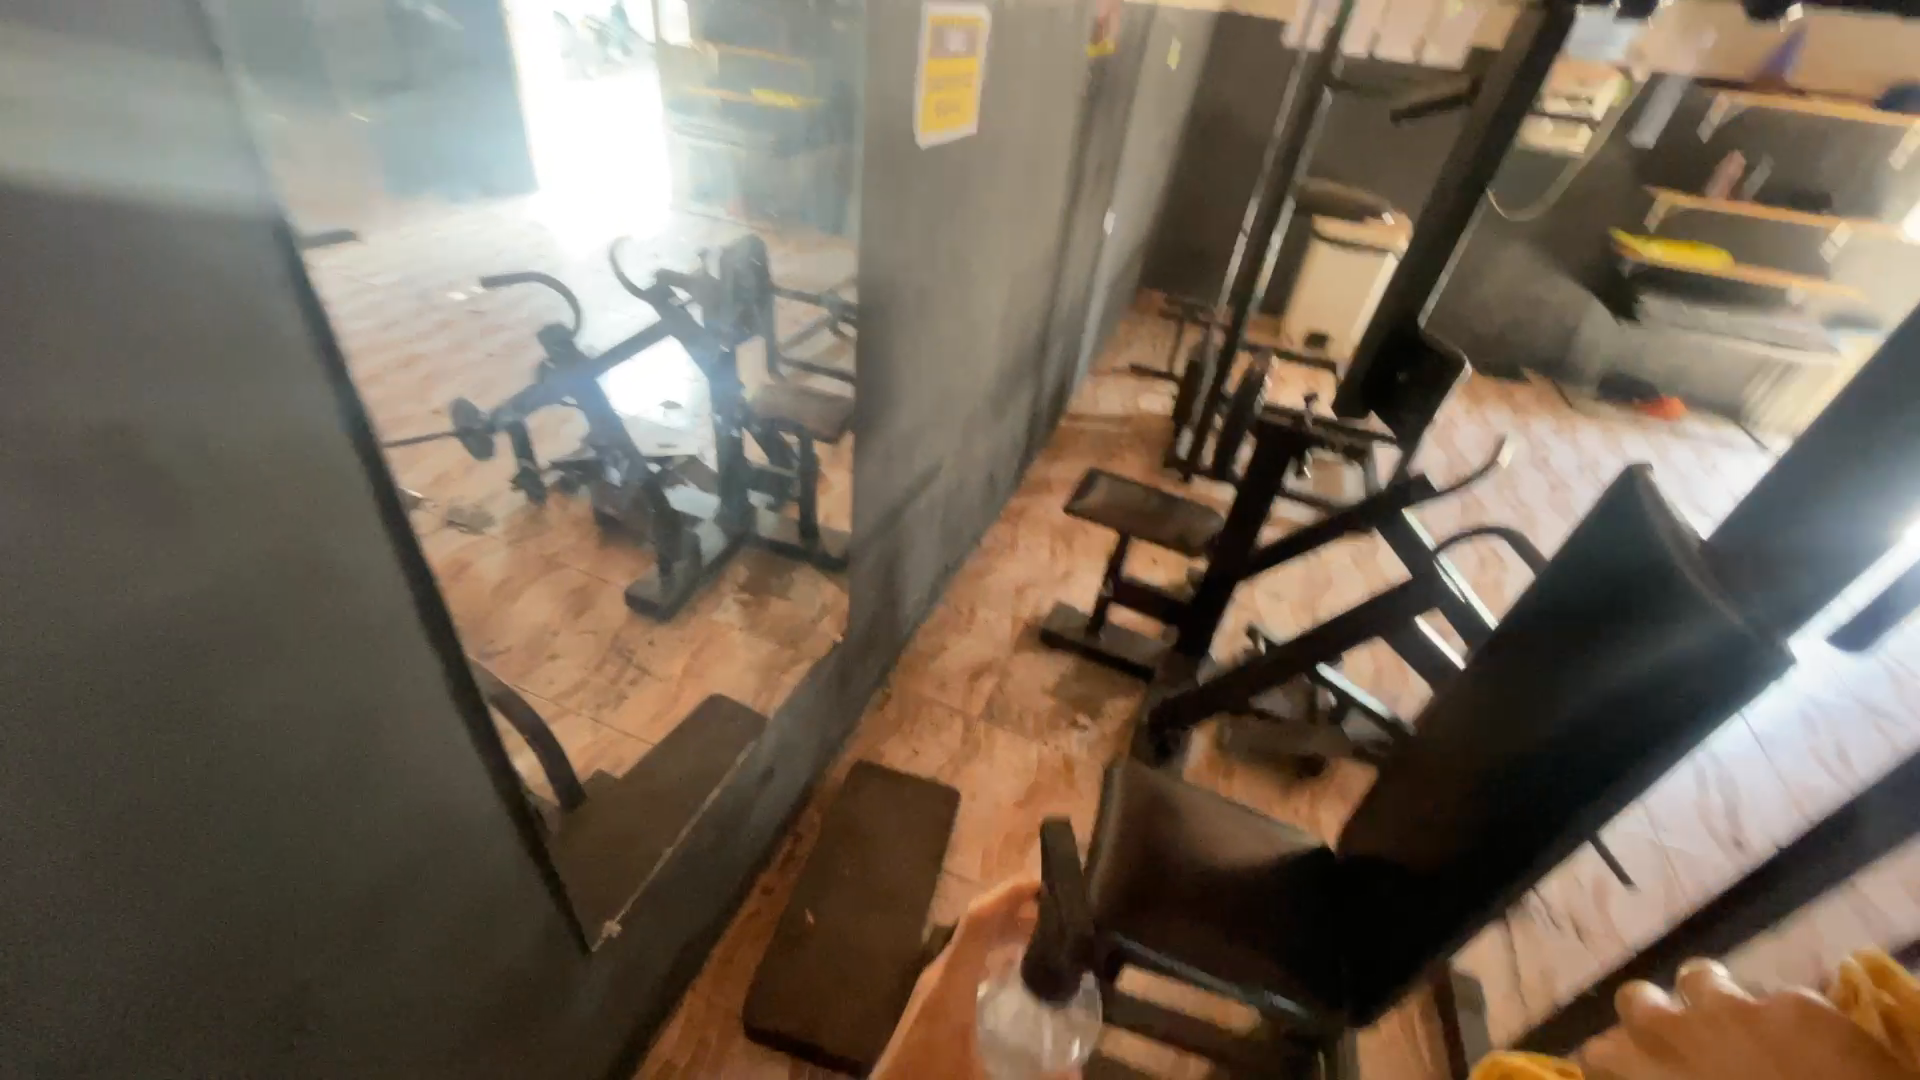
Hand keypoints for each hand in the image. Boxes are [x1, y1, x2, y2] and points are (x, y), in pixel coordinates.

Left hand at [871, 877, 1042, 1079]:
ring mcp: (935, 984)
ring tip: (1045, 931)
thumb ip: (1031, 1078)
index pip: (978, 920)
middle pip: (978, 924)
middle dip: (1016, 908)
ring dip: (1005, 928)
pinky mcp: (935, 999)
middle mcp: (941, 973)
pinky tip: (1016, 968)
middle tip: (1058, 910)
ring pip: (972, 940)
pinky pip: (968, 959)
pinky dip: (994, 950)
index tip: (1042, 883)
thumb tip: (1078, 1074)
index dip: (1008, 895)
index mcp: (950, 983)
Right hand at [1580, 958, 1912, 1079]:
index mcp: (1638, 1069)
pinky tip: (1819, 1048)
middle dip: (1655, 1013)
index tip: (1634, 1076)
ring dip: (1716, 1002)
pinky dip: (1793, 1023)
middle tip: (1689, 1043)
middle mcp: (1666, 1030)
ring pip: (1700, 977)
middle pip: (1635, 998)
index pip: (1596, 1053)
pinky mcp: (1797, 1008)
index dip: (1614, 1062)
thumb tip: (1652, 1074)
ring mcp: (1730, 1010)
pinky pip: (1784, 1002)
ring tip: (1747, 1026)